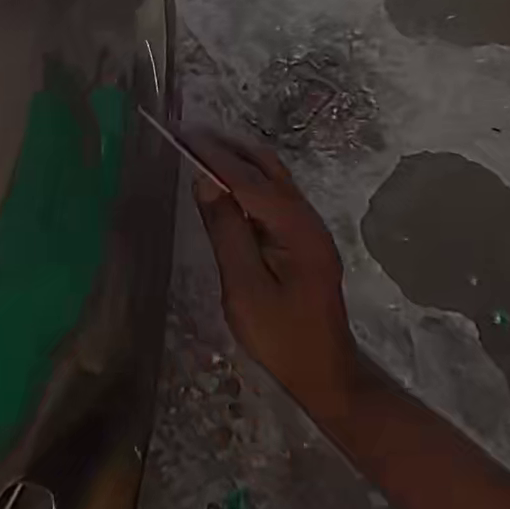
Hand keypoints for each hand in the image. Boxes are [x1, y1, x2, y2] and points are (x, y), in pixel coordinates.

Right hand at [188, 130, 360, 422]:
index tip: (183, 135)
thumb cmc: (281, 336)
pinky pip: (272, 191)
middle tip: (188, 135)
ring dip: (236, 157)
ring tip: (200, 148)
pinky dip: (245, 175)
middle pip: (265, 166)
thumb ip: (225, 231)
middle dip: (226, 147)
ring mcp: (307, 226)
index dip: (213, 155)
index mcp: (295, 228)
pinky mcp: (301, 236)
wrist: (326, 374)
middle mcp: (306, 217)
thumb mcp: (244, 288)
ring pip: (271, 175)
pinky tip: (224, 180)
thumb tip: (204, 181)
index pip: (247, 179)